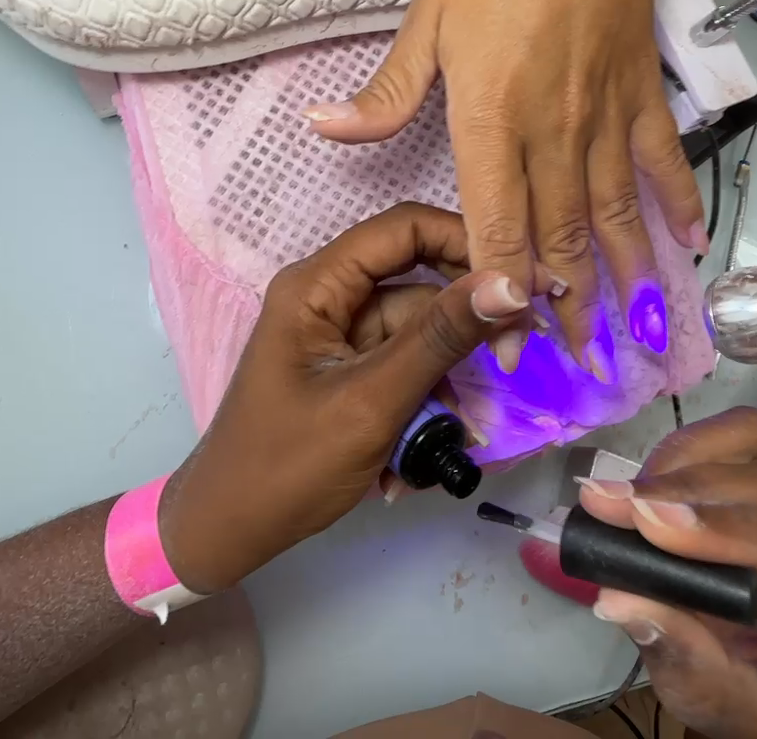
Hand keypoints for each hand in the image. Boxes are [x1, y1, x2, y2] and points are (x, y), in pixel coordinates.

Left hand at [157, 203, 530, 592]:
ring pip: (420, 330)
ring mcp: (341, 334)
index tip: (524, 278)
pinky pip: (406, 365)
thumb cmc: (288, 464)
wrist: (232, 529)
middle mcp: (330, 295)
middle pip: (418, 280)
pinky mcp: (352, 369)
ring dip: (448, 375)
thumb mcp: (372, 401)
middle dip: (466, 319)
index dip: (466, 241)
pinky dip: (427, 398)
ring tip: (464, 427)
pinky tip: (429, 445)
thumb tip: (510, 283)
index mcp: (318, 283)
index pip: (404, 228)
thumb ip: (440, 339)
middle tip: (515, 355)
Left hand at [304, 0, 705, 376]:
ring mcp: (605, 115)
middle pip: (561, 237)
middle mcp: (552, 133)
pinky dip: (677, 203)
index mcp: (490, 123)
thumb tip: (322, 126)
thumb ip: (384, 92)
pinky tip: (689, 245)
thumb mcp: (425, 22)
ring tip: (635, 332)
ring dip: (624, 278)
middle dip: (568, 305)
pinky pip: (663, 160)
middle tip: (578, 363)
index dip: (504, 291)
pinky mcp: (642, 91)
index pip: (496, 227)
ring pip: (615, 214)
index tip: (513, 347)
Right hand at [581, 408, 756, 738]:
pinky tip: (656, 482)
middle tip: (605, 505)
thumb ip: (697, 672)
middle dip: (692, 494)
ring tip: (623, 499)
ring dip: (687, 468)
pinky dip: (695, 450)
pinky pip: (750, 438)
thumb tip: (615, 599)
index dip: (743, 528)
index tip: (652, 522)